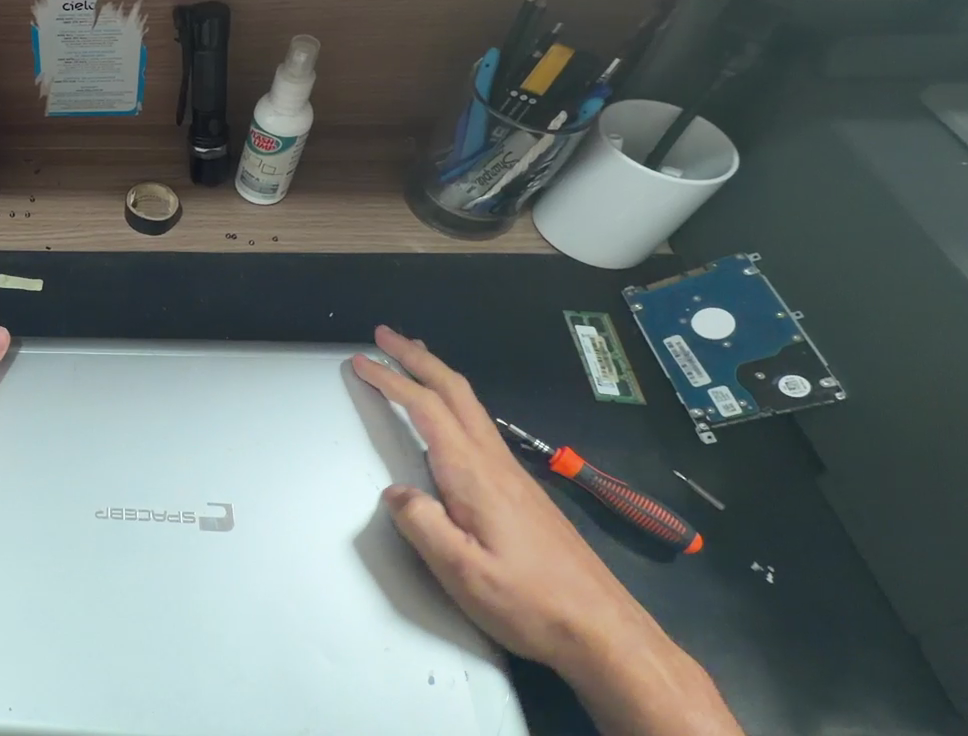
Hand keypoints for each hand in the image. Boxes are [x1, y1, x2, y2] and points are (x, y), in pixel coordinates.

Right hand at [349, 326, 671, 675]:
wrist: (604, 631)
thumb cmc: (530, 602)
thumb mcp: (463, 573)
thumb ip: (422, 525)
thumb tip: (394, 491)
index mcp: (473, 474)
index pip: (426, 409)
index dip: (391, 380)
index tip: (362, 362)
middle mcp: (494, 462)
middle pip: (454, 391)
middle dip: (416, 358)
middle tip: (385, 335)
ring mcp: (512, 474)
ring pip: (470, 405)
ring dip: (437, 373)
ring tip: (414, 356)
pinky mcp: (521, 490)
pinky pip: (479, 424)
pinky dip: (453, 399)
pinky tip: (449, 412)